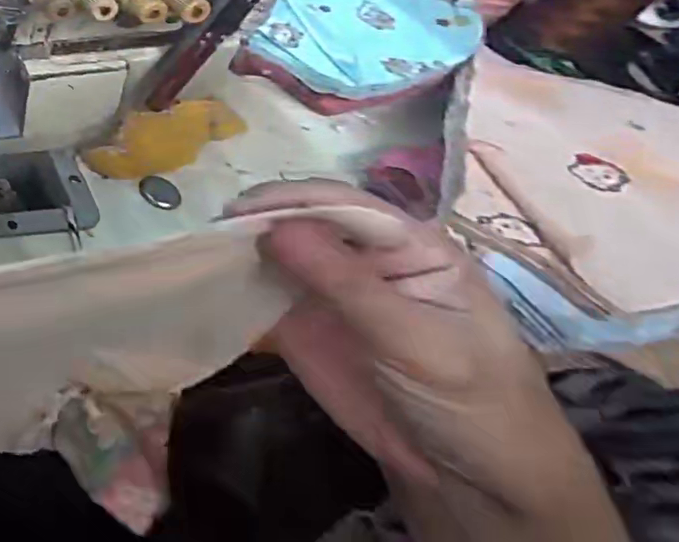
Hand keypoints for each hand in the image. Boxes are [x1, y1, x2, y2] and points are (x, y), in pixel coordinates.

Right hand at [225, 180, 623, 541]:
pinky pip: (256, 276)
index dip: (293, 199)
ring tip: (206, 244)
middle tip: (218, 228)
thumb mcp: (418, 342)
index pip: (343, 201)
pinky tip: (209, 268)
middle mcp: (358, 249)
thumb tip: (276, 227)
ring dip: (238, 239)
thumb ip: (348, 283)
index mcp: (406, 243)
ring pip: (271, 240)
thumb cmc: (472, 403)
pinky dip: (230, 269)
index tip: (243, 211)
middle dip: (259, 214)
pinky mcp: (292, 306)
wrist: (463, 479)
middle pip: (299, 213)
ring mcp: (321, 278)